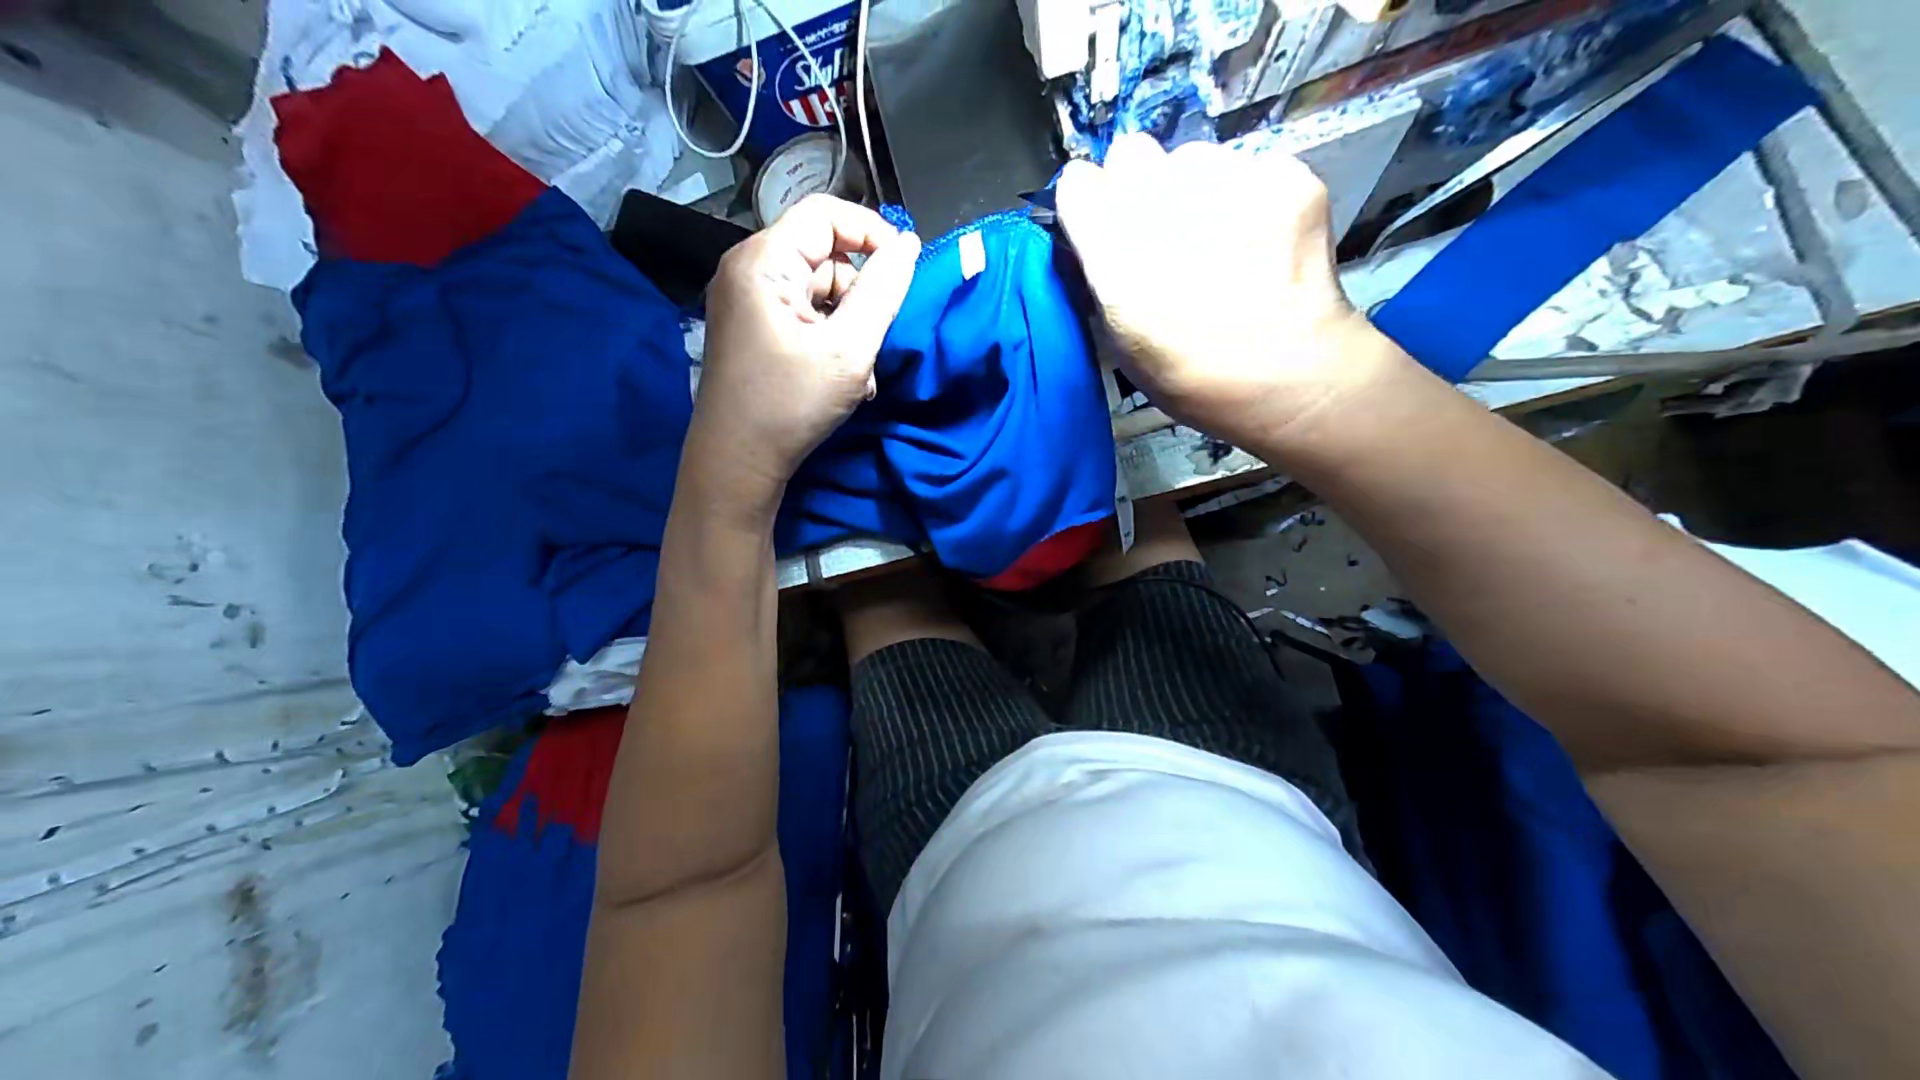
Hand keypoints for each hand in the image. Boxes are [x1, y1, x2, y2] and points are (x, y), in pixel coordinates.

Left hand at [693, 195, 920, 507]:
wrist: (735, 463)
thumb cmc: (790, 405)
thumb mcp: (849, 349)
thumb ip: (883, 291)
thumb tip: (909, 244)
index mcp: (763, 262)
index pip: (826, 214)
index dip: (872, 232)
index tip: (905, 271)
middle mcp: (748, 270)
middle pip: (824, 254)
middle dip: (860, 295)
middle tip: (873, 343)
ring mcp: (747, 301)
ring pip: (819, 290)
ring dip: (849, 326)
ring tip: (856, 373)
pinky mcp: (752, 328)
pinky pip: (803, 315)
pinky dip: (829, 339)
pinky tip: (840, 377)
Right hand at [1056, 134, 1410, 452]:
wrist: (1288, 376)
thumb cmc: (1191, 377)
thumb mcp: (1118, 342)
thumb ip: (1101, 280)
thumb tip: (1096, 250)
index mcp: (1112, 246)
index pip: (1077, 182)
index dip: (1088, 206)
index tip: (1100, 228)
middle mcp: (1161, 198)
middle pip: (1130, 153)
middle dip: (1137, 187)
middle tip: (1160, 233)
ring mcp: (1226, 177)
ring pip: (1190, 158)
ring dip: (1192, 190)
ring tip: (1217, 242)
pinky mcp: (1281, 172)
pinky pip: (1246, 168)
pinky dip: (1246, 197)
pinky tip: (1259, 242)